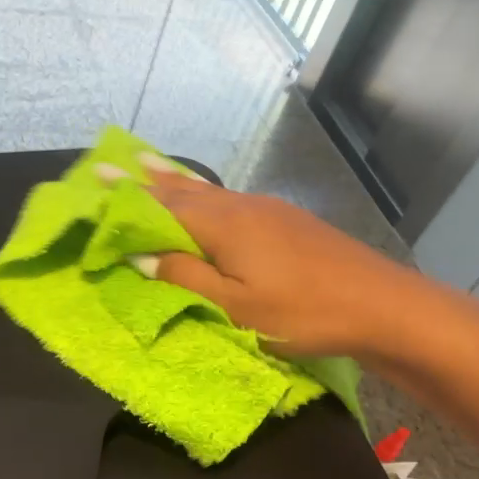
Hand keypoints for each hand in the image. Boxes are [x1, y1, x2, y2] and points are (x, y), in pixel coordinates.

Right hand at [139, 166, 440, 359]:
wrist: (382, 306)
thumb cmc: (301, 313)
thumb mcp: (233, 306)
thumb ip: (184, 277)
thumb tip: (141, 255)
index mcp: (224, 225)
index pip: (163, 204)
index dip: (127, 195)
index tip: (96, 178)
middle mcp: (242, 207)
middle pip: (185, 190)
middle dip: (147, 179)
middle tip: (113, 165)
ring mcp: (268, 211)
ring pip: (209, 192)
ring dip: (174, 181)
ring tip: (148, 166)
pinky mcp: (286, 222)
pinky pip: (228, 199)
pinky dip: (202, 193)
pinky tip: (203, 195)